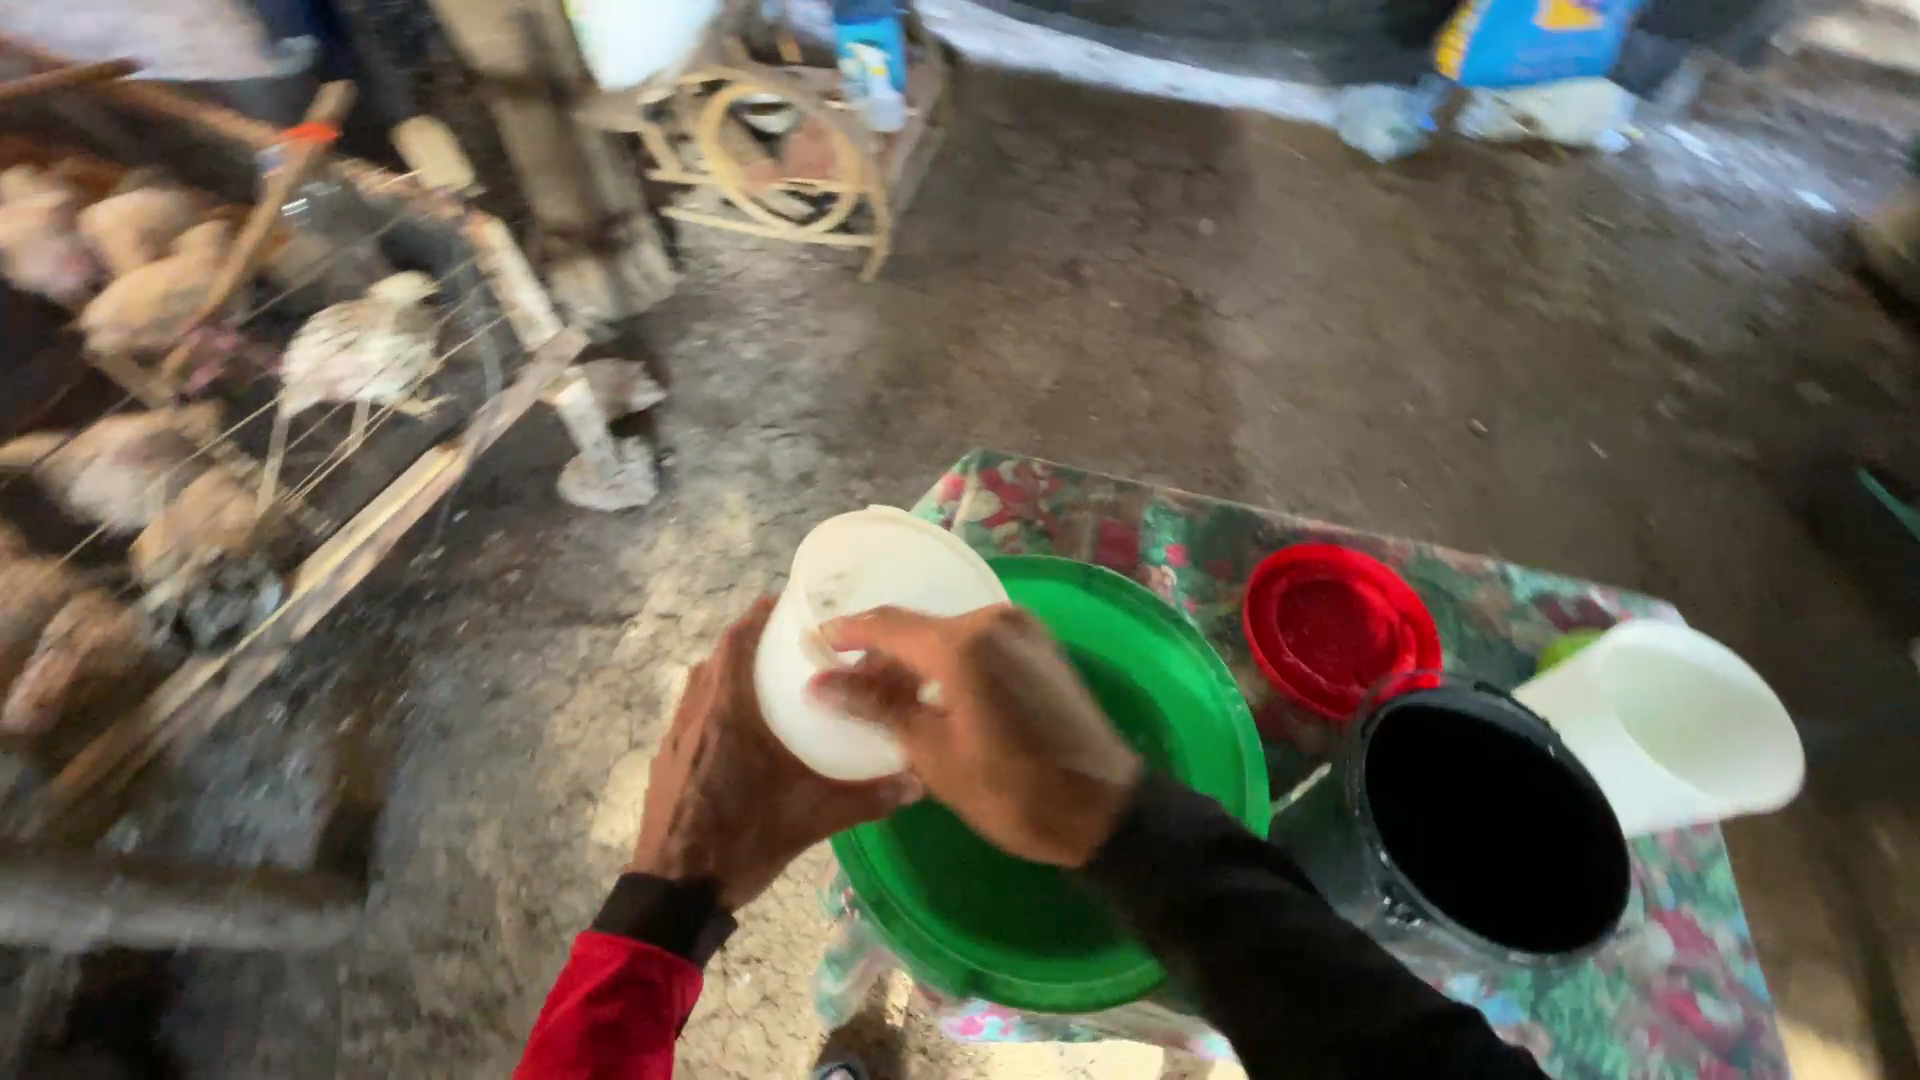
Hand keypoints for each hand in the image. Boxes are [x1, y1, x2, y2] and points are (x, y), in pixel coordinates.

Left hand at [630, 596, 921, 909]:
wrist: (673, 892)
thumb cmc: (742, 840)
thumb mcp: (811, 818)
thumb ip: (866, 797)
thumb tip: (919, 782)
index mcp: (729, 714)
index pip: (736, 645)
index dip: (755, 617)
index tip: (782, 602)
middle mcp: (696, 715)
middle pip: (717, 659)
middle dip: (747, 642)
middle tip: (784, 641)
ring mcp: (675, 738)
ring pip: (700, 685)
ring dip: (727, 671)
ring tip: (764, 677)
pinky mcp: (665, 761)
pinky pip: (690, 711)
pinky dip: (713, 700)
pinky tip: (738, 727)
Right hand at [810, 605, 1141, 867]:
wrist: (1103, 807)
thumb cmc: (1012, 790)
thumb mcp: (934, 753)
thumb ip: (878, 706)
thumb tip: (822, 682)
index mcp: (963, 644)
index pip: (888, 625)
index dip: (848, 633)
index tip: (816, 644)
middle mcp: (993, 620)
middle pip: (920, 627)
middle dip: (882, 653)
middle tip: (850, 685)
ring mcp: (1022, 628)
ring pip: (950, 633)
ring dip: (917, 657)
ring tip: (888, 695)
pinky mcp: (1039, 643)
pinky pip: (980, 640)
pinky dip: (950, 658)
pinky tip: (934, 690)